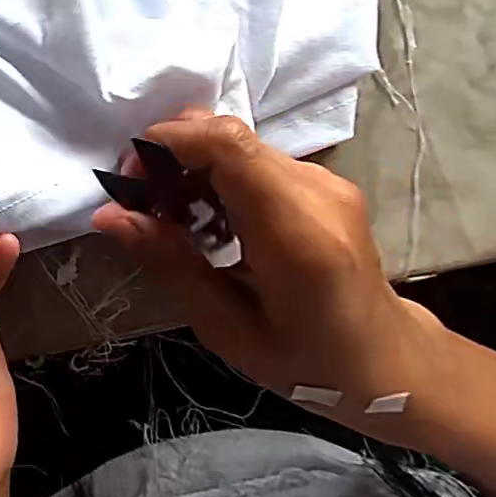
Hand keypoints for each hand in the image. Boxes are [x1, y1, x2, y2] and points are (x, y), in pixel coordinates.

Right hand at [91, 110, 449, 418]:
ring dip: (190, 165)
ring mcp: (323, 179)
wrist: (387, 360)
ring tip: (171, 214)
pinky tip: (207, 217)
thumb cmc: (308, 361)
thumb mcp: (227, 327)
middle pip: (227, 135)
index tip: (131, 174)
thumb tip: (107, 215)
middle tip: (142, 199)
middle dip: (170, 153)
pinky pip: (254, 159)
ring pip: (237, 144)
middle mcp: (315, 190)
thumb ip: (170, 263)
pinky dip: (215, 175)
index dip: (169, 141)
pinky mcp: (321, 180)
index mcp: (297, 233)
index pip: (229, 145)